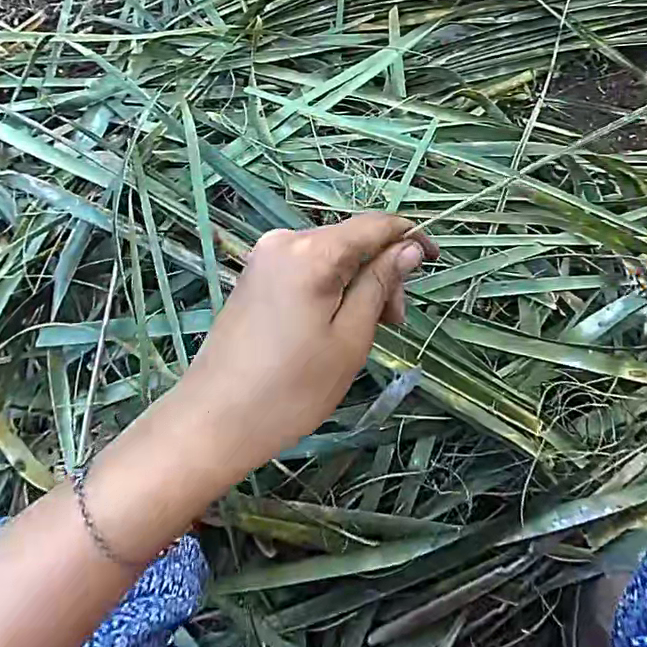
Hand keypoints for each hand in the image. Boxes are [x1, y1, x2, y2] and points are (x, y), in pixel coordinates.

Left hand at [163, 214, 436, 480]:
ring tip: (366, 330)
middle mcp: (285, 240)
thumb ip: (380, 284)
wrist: (212, 422)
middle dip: (381, 272)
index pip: (375, 225)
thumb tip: (408, 247)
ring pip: (330, 255)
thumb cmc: (291, 388)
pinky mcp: (254, 276)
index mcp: (312, 250)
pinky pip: (306, 267)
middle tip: (394, 323)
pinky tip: (334, 323)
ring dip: (357, 282)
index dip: (409, 236)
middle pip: (352, 240)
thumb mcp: (349, 338)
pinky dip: (330, 287)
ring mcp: (264, 257)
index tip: (434, 260)